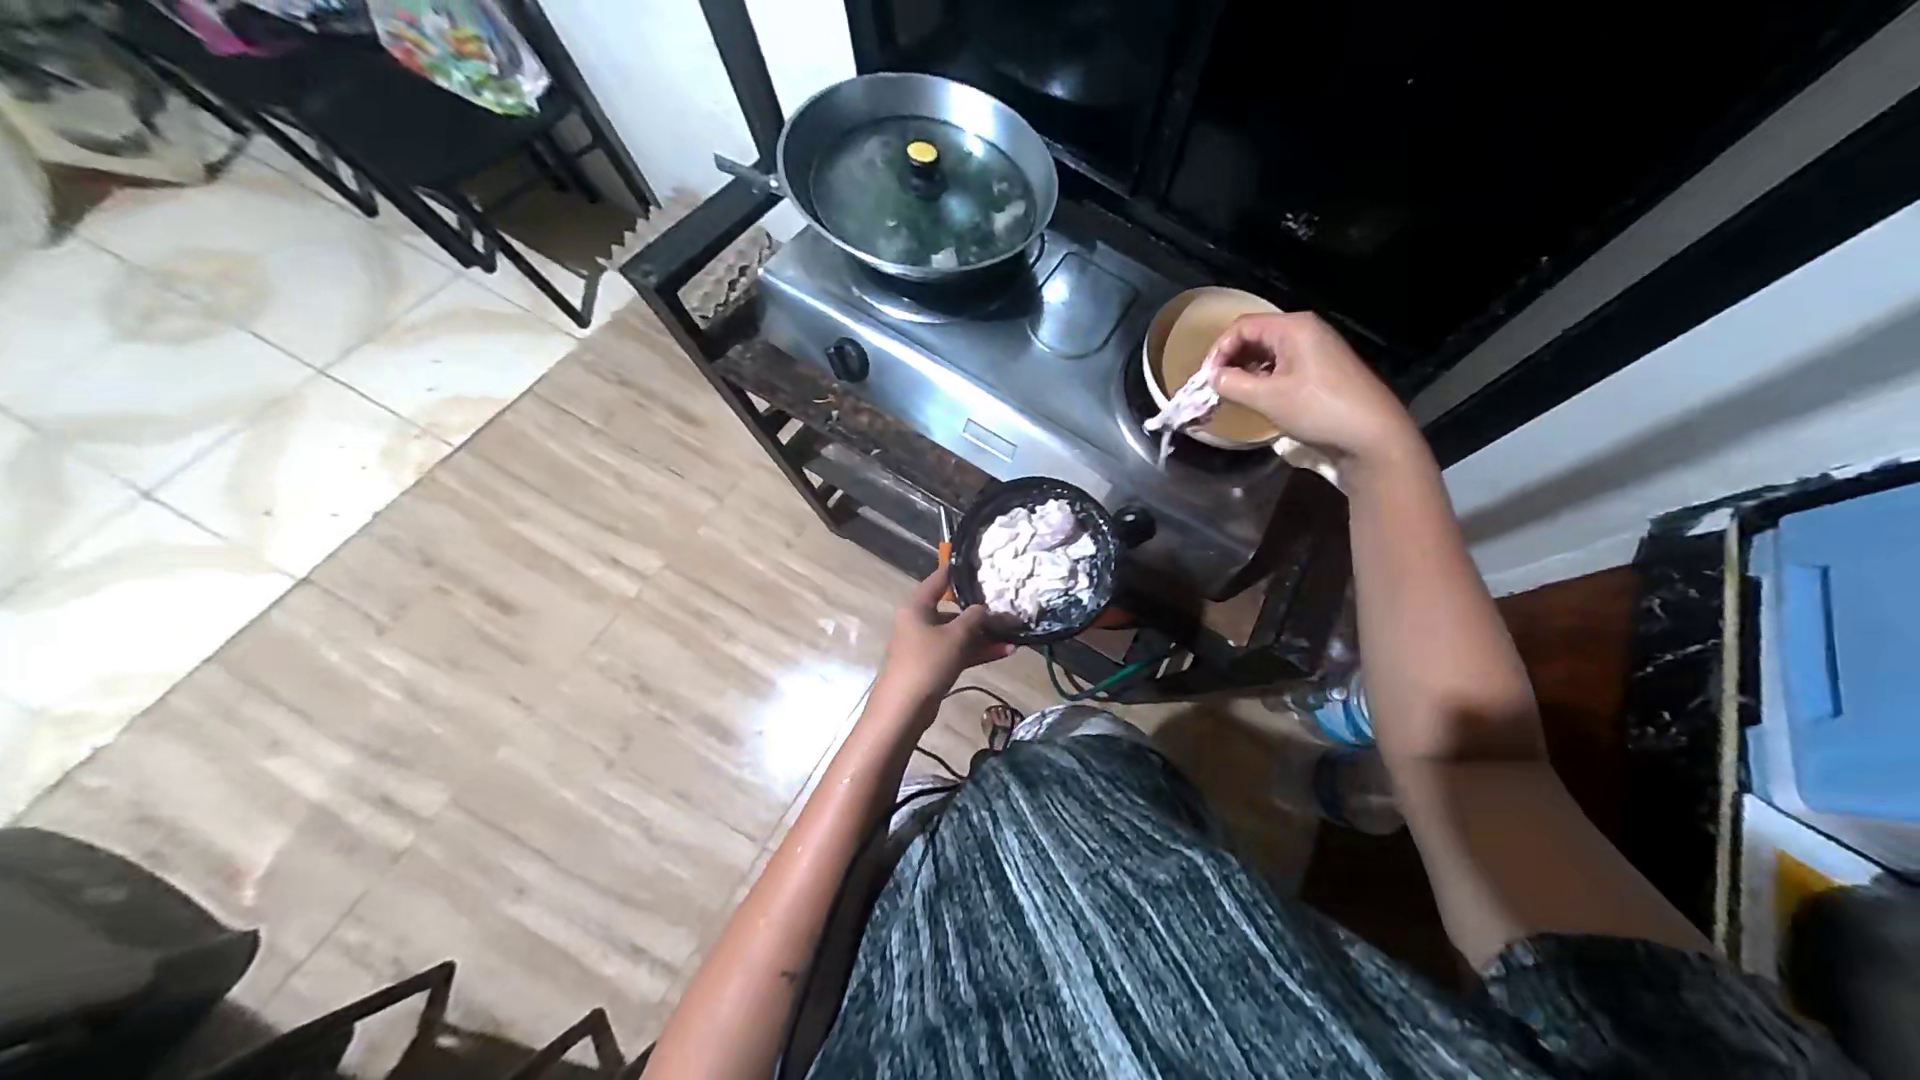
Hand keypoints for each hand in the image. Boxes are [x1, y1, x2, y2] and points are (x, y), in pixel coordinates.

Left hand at [868, 566, 1014, 721]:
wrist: (905, 708)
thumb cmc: (927, 662)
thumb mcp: (955, 636)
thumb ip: (974, 618)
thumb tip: (986, 608)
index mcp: (917, 607)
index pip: (938, 580)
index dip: (957, 571)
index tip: (979, 564)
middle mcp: (920, 622)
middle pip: (954, 610)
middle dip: (982, 613)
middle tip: (1008, 608)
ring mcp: (927, 645)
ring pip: (960, 634)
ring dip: (985, 635)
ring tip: (1015, 634)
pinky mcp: (935, 665)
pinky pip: (960, 651)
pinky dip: (979, 651)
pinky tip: (1006, 651)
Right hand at [1208, 312, 1420, 465]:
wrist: (1372, 435)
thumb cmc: (1318, 410)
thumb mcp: (1268, 398)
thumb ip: (1233, 384)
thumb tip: (1212, 378)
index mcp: (1294, 328)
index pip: (1242, 327)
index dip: (1218, 350)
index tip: (1206, 379)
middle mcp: (1306, 331)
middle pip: (1255, 336)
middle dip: (1230, 360)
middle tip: (1215, 387)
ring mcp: (1316, 350)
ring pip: (1268, 353)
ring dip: (1245, 371)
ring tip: (1232, 395)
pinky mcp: (1321, 370)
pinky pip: (1283, 366)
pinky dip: (1263, 379)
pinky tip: (1257, 398)